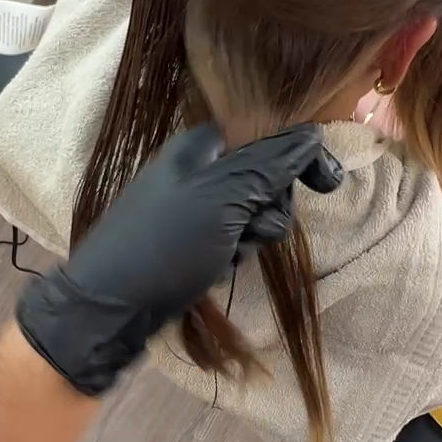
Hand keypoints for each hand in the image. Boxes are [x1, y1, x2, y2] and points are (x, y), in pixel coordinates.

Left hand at [17, 123, 342, 394]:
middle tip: (248, 229)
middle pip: (263, 180)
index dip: (300, 159)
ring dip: (248, 239)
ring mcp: (190, 210)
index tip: (330, 186)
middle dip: (266, 210)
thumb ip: (269, 163)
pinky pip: (228, 243)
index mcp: (200, 146)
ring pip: (248, 217)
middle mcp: (196, 171)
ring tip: (224, 255)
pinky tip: (212, 270)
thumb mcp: (224, 197)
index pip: (268, 137)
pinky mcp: (187, 244)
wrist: (111, 307)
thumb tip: (312, 135)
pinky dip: (229, 257)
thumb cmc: (166, 245)